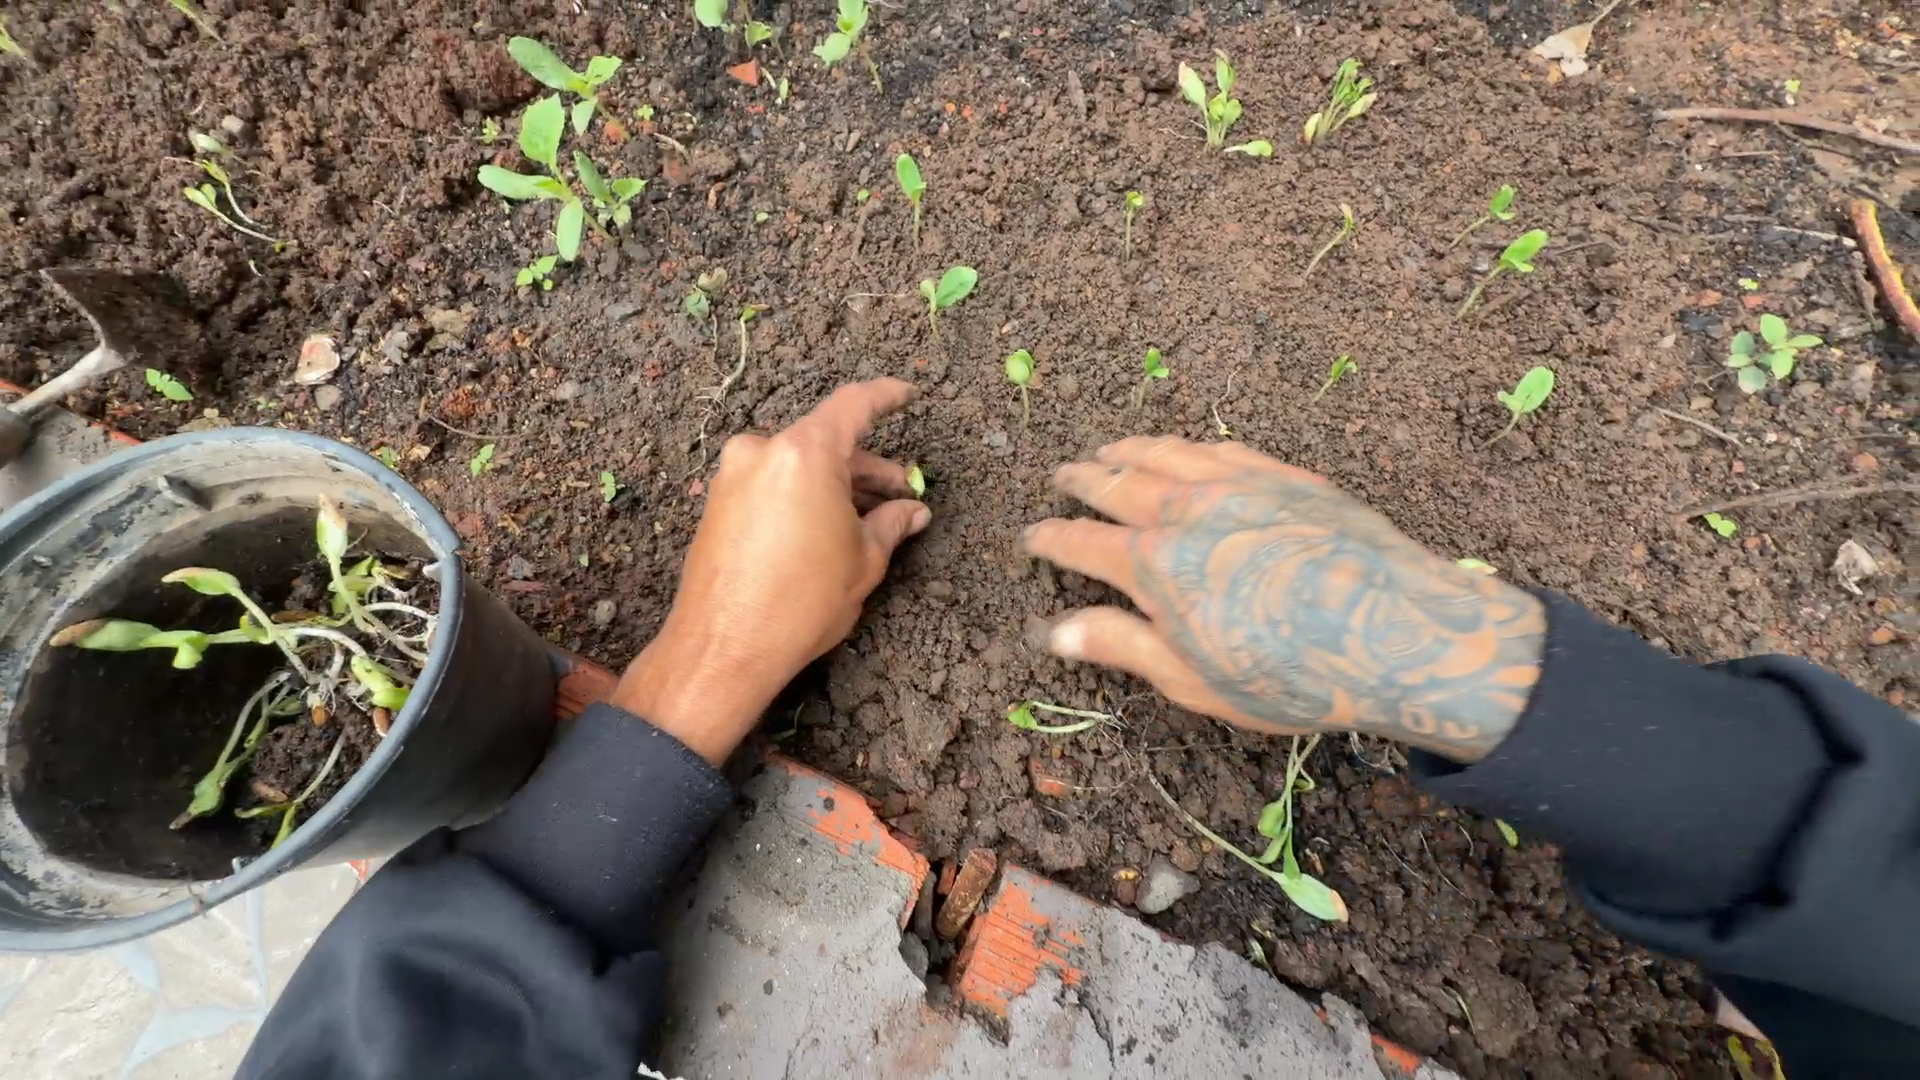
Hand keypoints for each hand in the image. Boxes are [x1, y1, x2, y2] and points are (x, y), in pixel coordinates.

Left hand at [613, 379, 929, 763]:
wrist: (724, 648)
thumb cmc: (802, 602)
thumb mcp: (864, 560)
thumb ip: (892, 523)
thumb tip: (914, 511)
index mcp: (804, 454)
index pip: (853, 406)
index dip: (886, 396)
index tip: (907, 394)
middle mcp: (763, 452)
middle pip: (827, 442)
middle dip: (868, 467)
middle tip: (901, 493)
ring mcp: (734, 476)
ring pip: (799, 465)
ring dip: (837, 484)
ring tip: (870, 517)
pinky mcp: (719, 502)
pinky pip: (773, 484)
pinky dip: (805, 495)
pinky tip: (828, 526)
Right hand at [1021, 437, 1545, 762]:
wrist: (1402, 634)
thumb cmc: (1290, 674)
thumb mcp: (1191, 677)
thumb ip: (1119, 644)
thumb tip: (1052, 631)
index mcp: (1155, 563)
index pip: (1082, 541)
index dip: (1049, 538)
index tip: (1029, 535)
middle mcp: (1186, 510)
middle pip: (1117, 482)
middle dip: (1082, 478)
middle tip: (1061, 475)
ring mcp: (1235, 484)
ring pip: (1165, 453)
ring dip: (1128, 450)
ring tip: (1108, 449)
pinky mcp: (1282, 476)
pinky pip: (1219, 447)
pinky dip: (1187, 445)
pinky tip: (1184, 449)